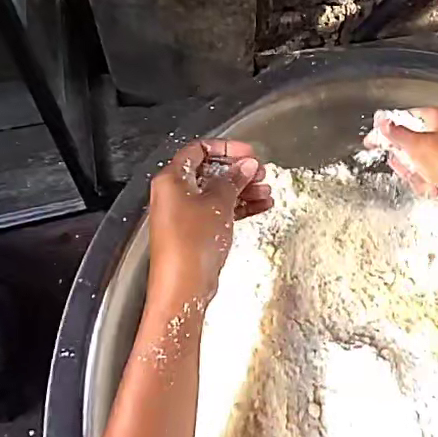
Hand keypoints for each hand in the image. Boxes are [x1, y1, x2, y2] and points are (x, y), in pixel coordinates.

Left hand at [146, 139, 272, 303]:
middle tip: (260, 172)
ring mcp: (184, 214)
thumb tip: (246, 165)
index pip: (199, 149)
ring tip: (266, 191)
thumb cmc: (192, 242)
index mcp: (172, 179)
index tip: (249, 152)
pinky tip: (261, 206)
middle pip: (210, 171)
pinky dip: (238, 207)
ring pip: (217, 192)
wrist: (183, 288)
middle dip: (238, 170)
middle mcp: (174, 194)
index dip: (226, 147)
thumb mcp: (218, 202)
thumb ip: (233, 179)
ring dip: (243, 189)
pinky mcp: (194, 232)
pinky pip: (219, 211)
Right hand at [362, 107, 437, 202]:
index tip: (376, 134)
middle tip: (398, 159)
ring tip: (422, 176)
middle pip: (412, 142)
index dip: (390, 126)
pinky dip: (426, 185)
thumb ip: (396, 134)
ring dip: (416, 173)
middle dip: (404, 156)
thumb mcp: (416, 144)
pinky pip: (426, 179)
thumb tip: (384, 125)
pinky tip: (433, 187)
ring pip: (417, 164)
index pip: (408, 116)